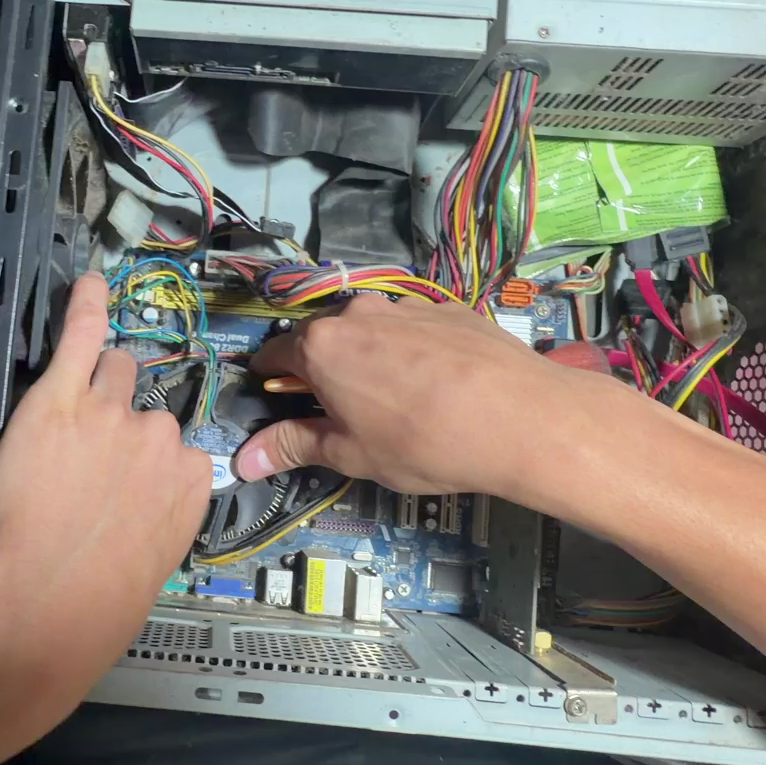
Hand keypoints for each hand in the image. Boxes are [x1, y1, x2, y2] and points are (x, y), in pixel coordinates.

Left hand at [0, 274, 210, 685]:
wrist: (46, 603)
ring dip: (103, 385)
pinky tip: (87, 285)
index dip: (148, 467)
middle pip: (149, 409)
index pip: (178, 452)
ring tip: (77, 407)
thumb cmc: (100, 605)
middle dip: (127, 424)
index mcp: (190, 479)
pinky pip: (80, 339)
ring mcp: (112, 411)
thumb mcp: (154, 565)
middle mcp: (160, 436)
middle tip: (95, 455)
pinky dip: (85, 309)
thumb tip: (143, 516)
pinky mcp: (61, 398)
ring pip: (117, 373)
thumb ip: (159, 522)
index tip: (129, 485)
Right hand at [234, 294, 653, 515]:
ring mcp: (406, 305)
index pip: (274, 353)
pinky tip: (435, 383)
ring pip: (369, 329)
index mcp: (321, 346)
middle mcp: (357, 313)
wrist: (522, 418)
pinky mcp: (448, 307)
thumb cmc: (421, 442)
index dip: (270, 379)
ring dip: (367, 356)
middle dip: (321, 368)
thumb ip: (292, 447)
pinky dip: (410, 349)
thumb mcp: (349, 453)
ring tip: (396, 399)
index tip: (277, 399)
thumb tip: (243, 459)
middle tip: (342, 410)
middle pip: (322, 337)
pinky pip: (412, 327)